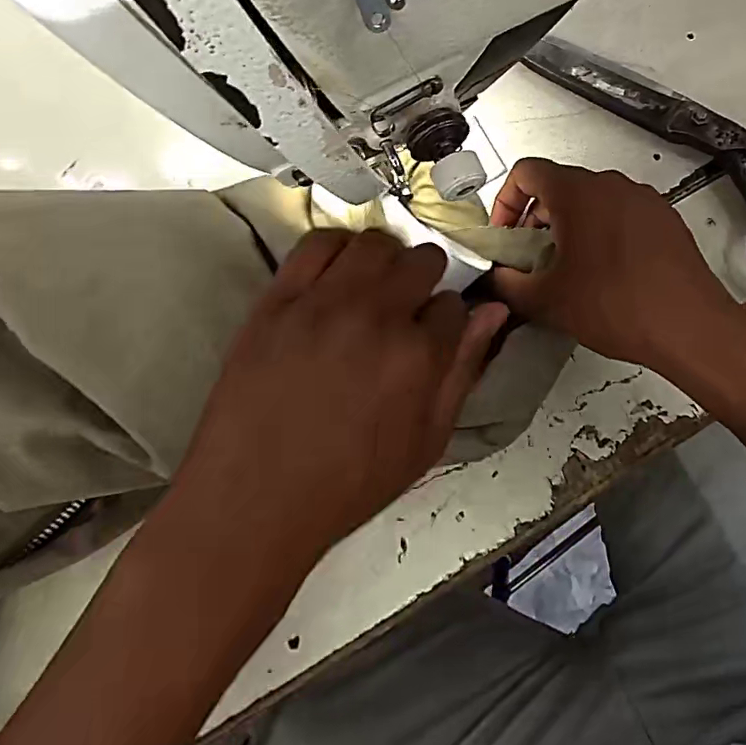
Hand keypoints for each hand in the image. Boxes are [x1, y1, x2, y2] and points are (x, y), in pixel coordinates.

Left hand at [168, 230, 508, 560]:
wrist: (252, 501)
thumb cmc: (349, 482)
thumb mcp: (428, 440)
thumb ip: (465, 370)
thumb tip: (493, 312)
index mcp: (419, 357)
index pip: (454, 305)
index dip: (450, 319)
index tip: (434, 334)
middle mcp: (376, 318)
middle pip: (422, 261)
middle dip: (427, 280)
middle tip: (409, 306)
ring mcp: (323, 304)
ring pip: (375, 244)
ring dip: (387, 259)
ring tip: (375, 285)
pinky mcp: (277, 301)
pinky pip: (316, 243)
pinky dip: (337, 248)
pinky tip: (338, 274)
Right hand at [488, 158, 745, 379]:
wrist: (688, 326)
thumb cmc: (623, 305)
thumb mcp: (548, 300)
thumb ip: (510, 284)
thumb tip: (501, 279)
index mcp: (578, 192)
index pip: (526, 172)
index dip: (505, 201)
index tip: (507, 232)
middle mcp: (613, 186)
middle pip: (560, 185)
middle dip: (537, 219)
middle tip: (531, 256)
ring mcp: (643, 200)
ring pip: (593, 200)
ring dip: (571, 227)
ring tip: (568, 268)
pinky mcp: (665, 219)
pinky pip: (623, 215)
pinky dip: (603, 233)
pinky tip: (603, 272)